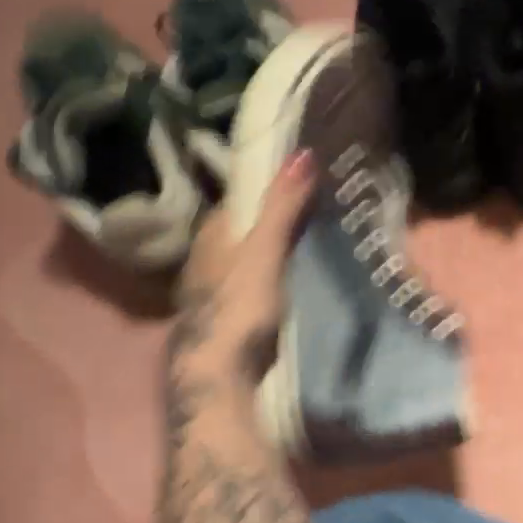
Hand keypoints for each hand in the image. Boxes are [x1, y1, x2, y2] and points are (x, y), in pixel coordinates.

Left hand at [170, 151, 315, 387]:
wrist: (220, 368)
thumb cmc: (241, 305)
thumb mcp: (266, 251)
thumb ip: (283, 208)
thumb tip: (303, 153)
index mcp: (213, 233)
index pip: (242, 199)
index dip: (269, 190)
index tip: (303, 185)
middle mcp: (209, 256)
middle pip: (245, 230)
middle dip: (272, 222)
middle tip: (314, 216)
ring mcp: (218, 290)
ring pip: (249, 260)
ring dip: (273, 253)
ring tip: (309, 249)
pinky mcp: (232, 319)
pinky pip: (256, 286)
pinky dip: (272, 280)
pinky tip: (292, 286)